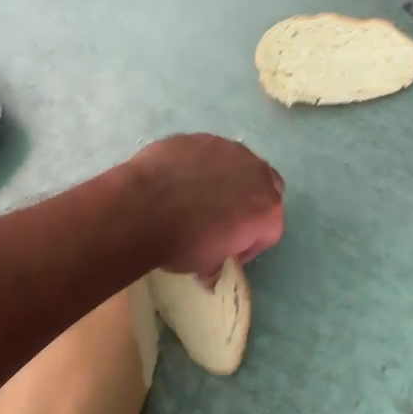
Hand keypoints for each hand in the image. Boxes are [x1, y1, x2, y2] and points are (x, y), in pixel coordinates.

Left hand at [128, 134, 285, 276]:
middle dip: (249, 203)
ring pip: (238, 165)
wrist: (143, 207)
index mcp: (267, 209)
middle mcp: (257, 174)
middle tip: (223, 219)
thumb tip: (209, 275)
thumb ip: (216, 264)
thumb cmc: (182, 242)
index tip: (229, 252)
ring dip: (226, 180)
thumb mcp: (205, 265)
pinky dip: (200, 166)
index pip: (270, 230)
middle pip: (265, 188)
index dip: (250, 244)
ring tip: (197, 195)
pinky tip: (178, 179)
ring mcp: (229, 150)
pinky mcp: (201, 138)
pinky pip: (208, 153)